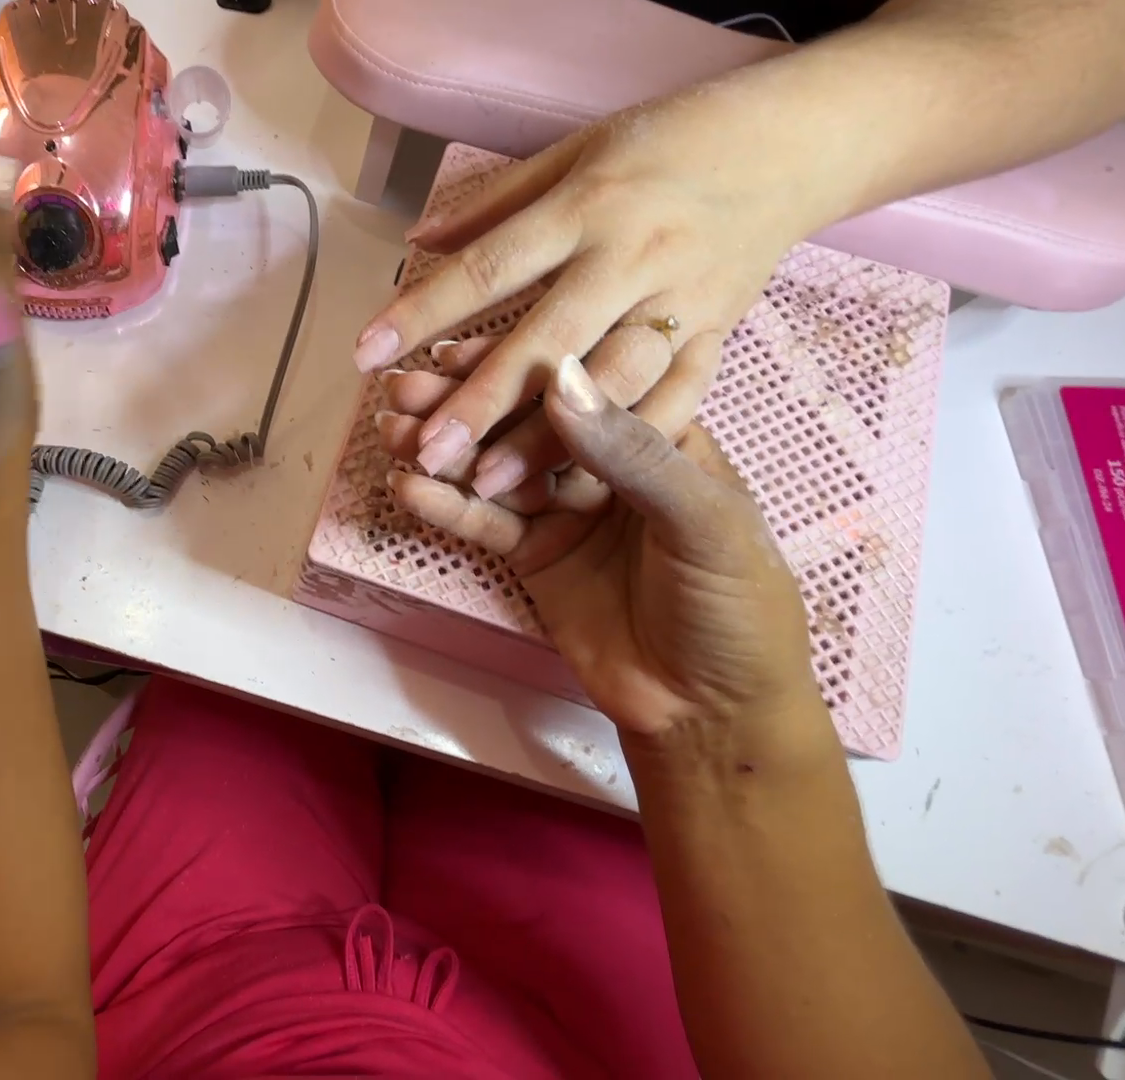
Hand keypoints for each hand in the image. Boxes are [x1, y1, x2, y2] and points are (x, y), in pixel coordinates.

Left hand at [356, 88, 843, 511]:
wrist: (795, 140)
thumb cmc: (664, 145)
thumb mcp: (573, 153)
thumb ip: (492, 207)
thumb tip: (415, 242)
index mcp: (586, 207)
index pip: (489, 268)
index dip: (424, 312)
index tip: (365, 355)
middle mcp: (632, 258)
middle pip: (548, 339)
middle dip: (483, 401)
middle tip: (426, 453)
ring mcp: (682, 303)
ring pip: (613, 384)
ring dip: (551, 442)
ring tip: (487, 490)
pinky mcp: (720, 338)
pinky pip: (679, 404)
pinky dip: (631, 449)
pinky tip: (576, 490)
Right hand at [385, 355, 824, 743]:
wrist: (706, 711)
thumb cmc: (736, 609)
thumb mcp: (703, 522)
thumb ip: (632, 450)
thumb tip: (557, 374)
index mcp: (659, 435)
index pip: (580, 386)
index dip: (516, 365)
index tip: (453, 349)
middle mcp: (602, 461)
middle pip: (523, 422)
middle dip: (462, 405)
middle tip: (402, 389)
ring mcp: (561, 507)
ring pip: (493, 468)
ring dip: (441, 451)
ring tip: (388, 432)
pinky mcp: (531, 551)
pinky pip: (484, 523)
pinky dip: (446, 508)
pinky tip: (406, 489)